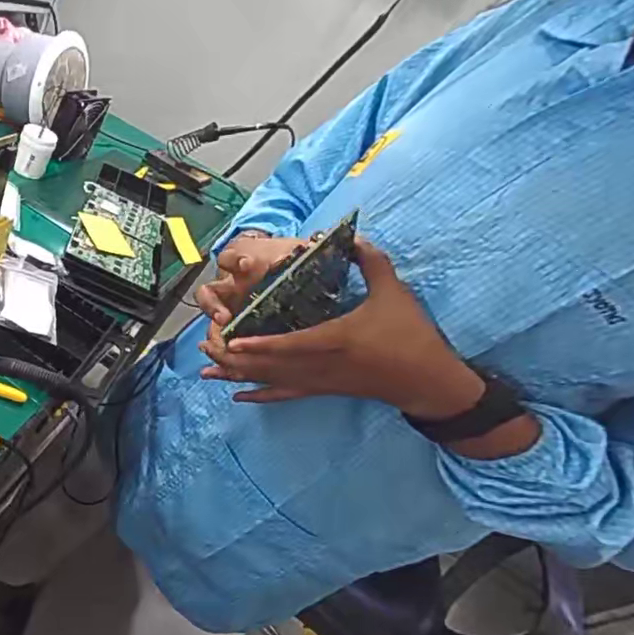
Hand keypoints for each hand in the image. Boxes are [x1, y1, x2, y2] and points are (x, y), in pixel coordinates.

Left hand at [199, 239, 485, 418]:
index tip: (230, 342)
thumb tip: (352, 237)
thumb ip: (372, 263)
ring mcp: (317, 380)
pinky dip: (259, 396)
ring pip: (269, 381)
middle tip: (205, 346)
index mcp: (332, 339)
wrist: (429, 381)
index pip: (287, 345)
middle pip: (266, 365)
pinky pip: (284, 395)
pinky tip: (237, 397)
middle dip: (232, 358)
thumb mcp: (394, 294)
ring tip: (206, 370)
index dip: (257, 345)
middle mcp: (318, 364)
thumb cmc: (410, 335)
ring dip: (236, 375)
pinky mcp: (320, 390)